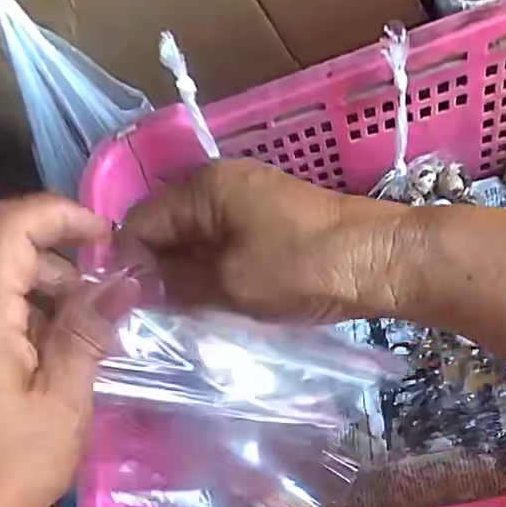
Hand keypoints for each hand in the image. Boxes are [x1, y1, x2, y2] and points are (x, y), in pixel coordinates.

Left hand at [0, 196, 111, 506]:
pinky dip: (14, 316)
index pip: (8, 224)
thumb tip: (122, 282)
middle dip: (54, 258)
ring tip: (80, 334)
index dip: (60, 214)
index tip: (106, 238)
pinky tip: (43, 359)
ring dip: (36, 290)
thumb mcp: (63, 402)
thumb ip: (87, 333)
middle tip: (102, 296)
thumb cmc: (10, 468)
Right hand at [121, 160, 414, 322]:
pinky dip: (215, 275)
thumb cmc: (303, 267)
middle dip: (156, 273)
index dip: (127, 264)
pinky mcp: (271, 226)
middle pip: (167, 230)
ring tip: (182, 318)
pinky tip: (215, 305)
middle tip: (153, 320)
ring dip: (186, 278)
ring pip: (197, 243)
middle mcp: (221, 187)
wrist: (379, 260)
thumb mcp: (232, 283)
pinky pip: (226, 249)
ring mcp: (249, 204)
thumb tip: (138, 287)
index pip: (140, 221)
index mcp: (203, 189)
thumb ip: (179, 285)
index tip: (126, 307)